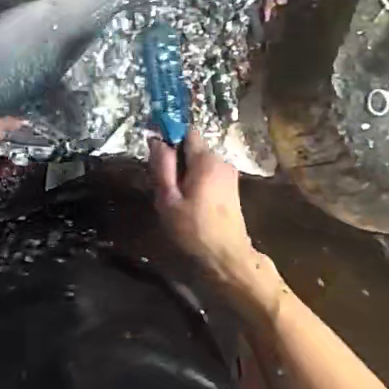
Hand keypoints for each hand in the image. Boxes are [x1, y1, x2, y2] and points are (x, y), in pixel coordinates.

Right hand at [150, 129, 258, 281]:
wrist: (226, 257)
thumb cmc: (193, 229)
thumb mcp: (168, 199)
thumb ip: (161, 166)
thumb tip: (156, 140)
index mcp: (206, 160)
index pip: (187, 131)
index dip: (170, 137)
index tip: (156, 154)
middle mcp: (221, 161)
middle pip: (193, 148)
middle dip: (176, 159)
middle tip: (163, 185)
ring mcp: (229, 174)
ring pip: (200, 162)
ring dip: (186, 172)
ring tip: (175, 197)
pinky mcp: (232, 187)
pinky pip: (209, 173)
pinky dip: (197, 181)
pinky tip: (190, 202)